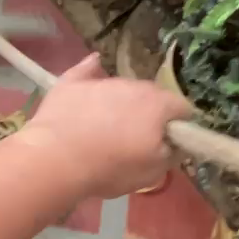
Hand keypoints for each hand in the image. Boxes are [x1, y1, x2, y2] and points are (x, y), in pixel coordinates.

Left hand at [17, 54, 194, 198]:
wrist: (55, 159)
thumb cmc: (109, 168)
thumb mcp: (152, 173)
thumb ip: (171, 154)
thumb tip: (175, 144)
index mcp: (158, 105)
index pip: (182, 108)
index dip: (178, 126)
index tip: (167, 143)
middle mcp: (133, 85)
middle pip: (151, 95)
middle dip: (149, 113)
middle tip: (135, 138)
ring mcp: (101, 81)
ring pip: (121, 87)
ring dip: (120, 101)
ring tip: (106, 125)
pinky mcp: (72, 81)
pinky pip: (88, 70)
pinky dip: (93, 71)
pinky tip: (94, 65)